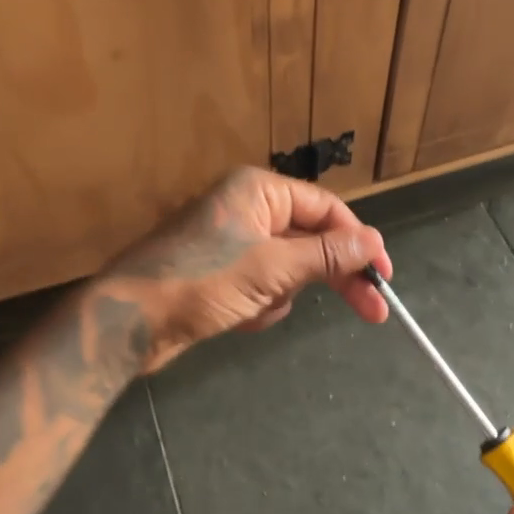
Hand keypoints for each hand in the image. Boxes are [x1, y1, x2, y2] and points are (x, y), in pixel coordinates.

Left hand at [104, 166, 390, 370]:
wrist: (129, 323)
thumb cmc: (201, 283)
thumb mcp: (273, 269)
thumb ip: (328, 256)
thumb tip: (375, 243)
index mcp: (258, 191)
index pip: (326, 209)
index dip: (360, 241)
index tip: (384, 275)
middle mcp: (247, 209)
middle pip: (312, 240)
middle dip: (334, 277)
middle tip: (374, 311)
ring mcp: (233, 243)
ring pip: (289, 270)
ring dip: (281, 295)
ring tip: (253, 308)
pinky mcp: (221, 274)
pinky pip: (263, 288)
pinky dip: (259, 307)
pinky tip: (236, 318)